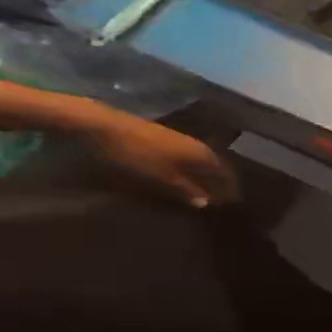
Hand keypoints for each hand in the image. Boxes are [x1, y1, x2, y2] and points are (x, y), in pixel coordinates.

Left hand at [80, 108, 237, 208]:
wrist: (103, 126)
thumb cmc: (138, 155)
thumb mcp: (164, 177)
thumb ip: (187, 190)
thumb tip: (206, 203)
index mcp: (205, 156)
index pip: (226, 176)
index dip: (228, 191)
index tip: (226, 205)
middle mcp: (199, 146)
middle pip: (214, 168)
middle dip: (215, 183)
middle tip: (213, 199)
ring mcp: (180, 140)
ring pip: (198, 162)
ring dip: (200, 176)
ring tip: (196, 189)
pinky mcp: (163, 138)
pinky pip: (184, 158)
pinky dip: (186, 169)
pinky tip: (178, 175)